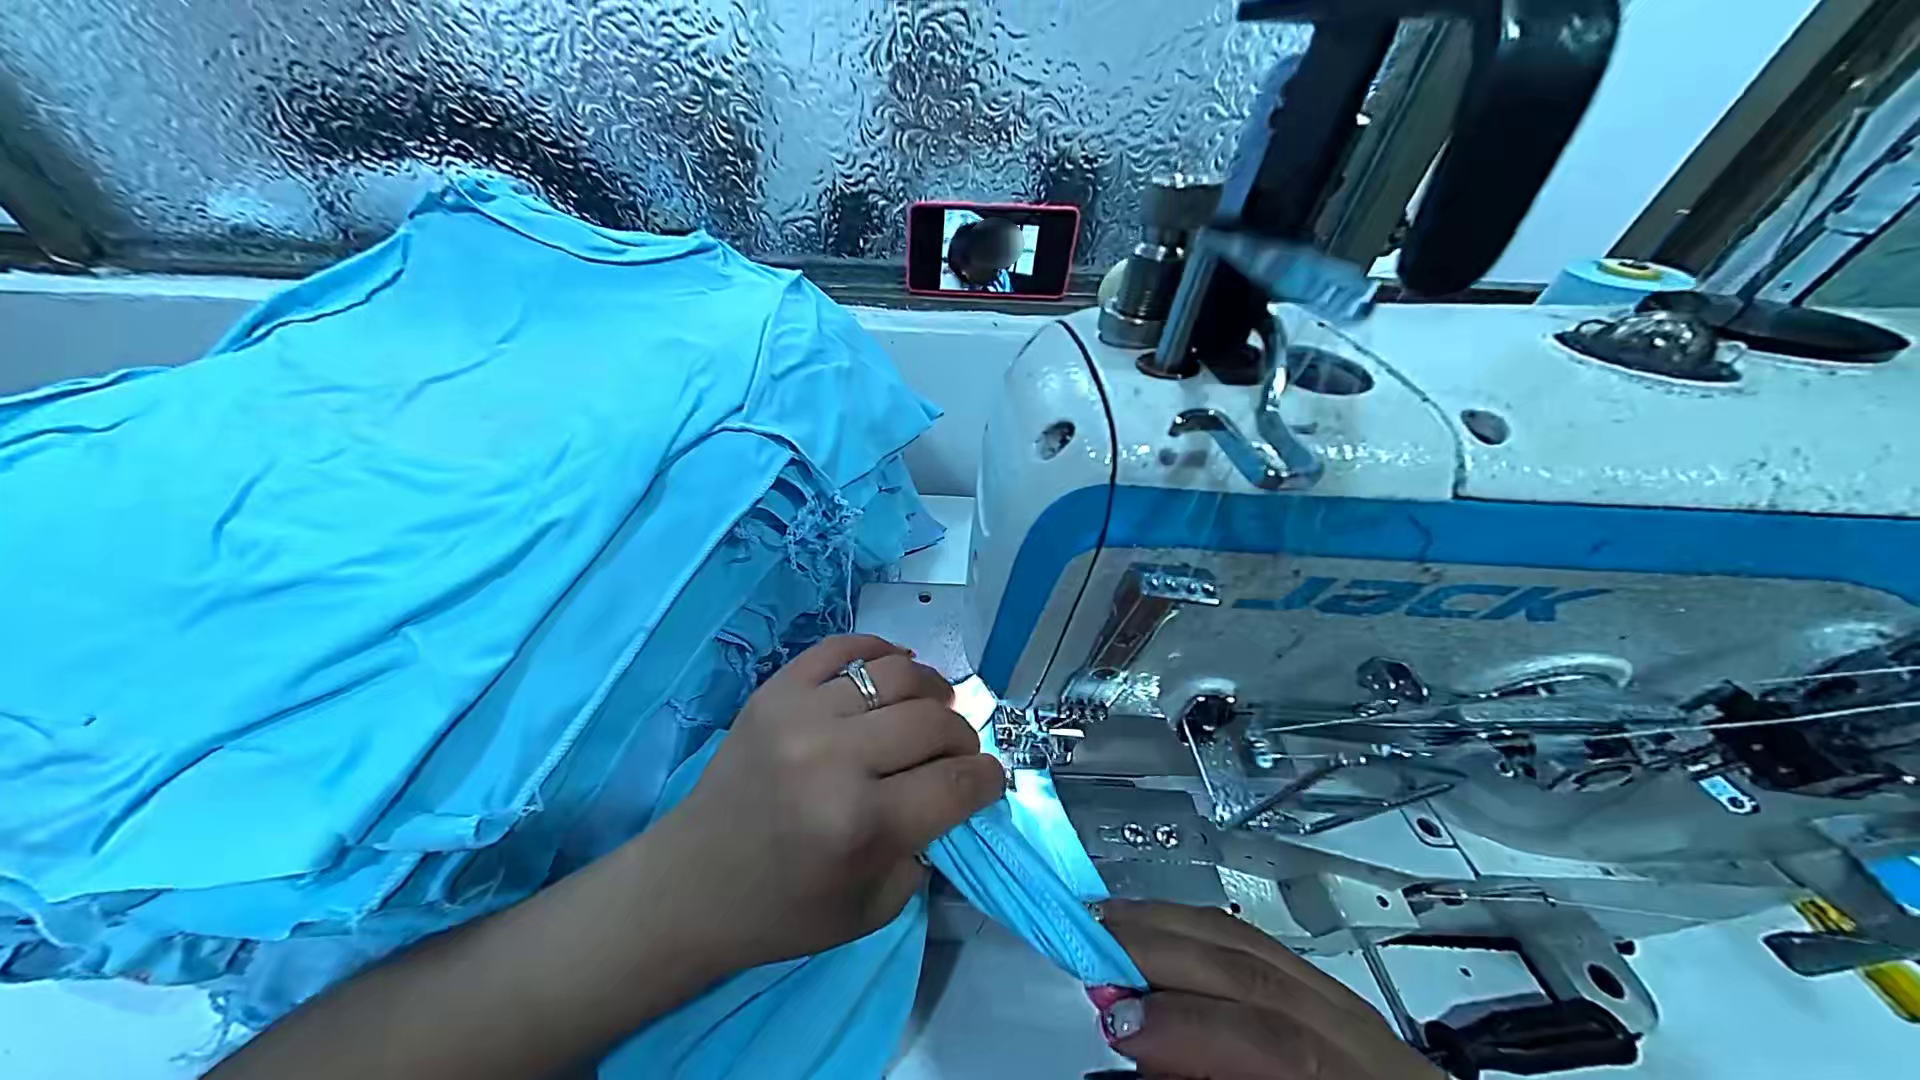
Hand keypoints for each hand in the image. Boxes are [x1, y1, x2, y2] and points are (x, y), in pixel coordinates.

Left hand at [639, 634, 1004, 970]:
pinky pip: (843, 647)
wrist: (692, 882)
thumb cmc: (785, 908)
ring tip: (932, 705)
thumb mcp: (874, 907)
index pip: (956, 783)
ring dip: (931, 689)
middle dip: (962, 737)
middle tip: (957, 749)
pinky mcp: (775, 689)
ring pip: (898, 675)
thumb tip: (958, 789)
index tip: (988, 778)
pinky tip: (894, 669)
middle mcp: (835, 758)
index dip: (987, 778)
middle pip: (934, 722)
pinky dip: (880, 651)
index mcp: (862, 823)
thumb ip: (928, 848)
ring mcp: (801, 713)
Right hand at [1098, 900, 1443, 1079]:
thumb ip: (1194, 1076)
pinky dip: (1191, 925)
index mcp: (1352, 1078)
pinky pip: (1250, 937)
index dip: (1189, 1025)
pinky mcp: (1320, 984)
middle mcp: (1362, 1037)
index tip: (1117, 1023)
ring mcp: (1345, 1003)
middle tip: (1088, 955)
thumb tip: (1132, 1037)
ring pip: (1250, 940)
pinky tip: (1154, 923)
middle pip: (1254, 970)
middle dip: (1160, 954)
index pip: (1276, 1042)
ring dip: (1166, 925)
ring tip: (1105, 924)